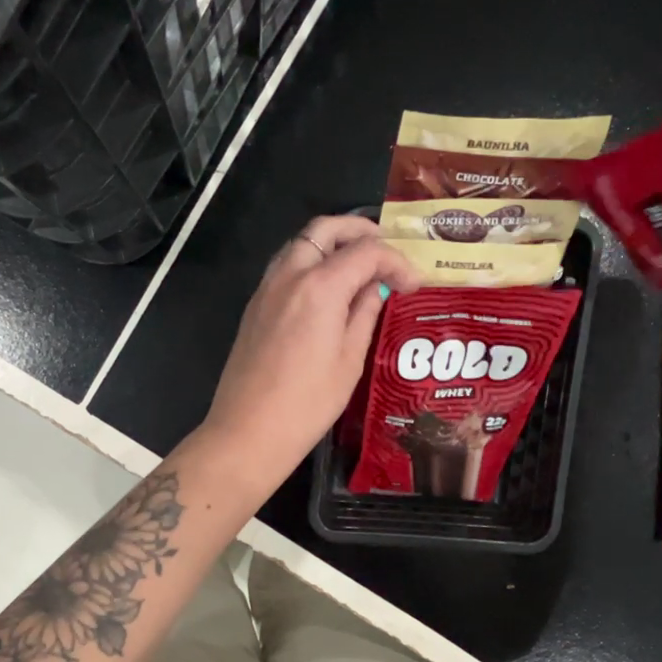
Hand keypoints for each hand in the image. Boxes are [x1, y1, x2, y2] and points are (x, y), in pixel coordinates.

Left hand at [196, 216, 422, 486]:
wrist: (248, 432)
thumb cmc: (306, 405)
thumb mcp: (349, 362)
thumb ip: (364, 315)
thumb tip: (377, 288)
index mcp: (320, 287)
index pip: (367, 252)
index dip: (397, 261)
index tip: (413, 283)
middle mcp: (290, 276)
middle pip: (326, 229)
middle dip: (360, 232)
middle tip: (385, 251)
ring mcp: (266, 289)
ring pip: (300, 243)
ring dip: (331, 243)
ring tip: (358, 266)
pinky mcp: (254, 307)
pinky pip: (285, 266)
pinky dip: (309, 262)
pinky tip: (327, 289)